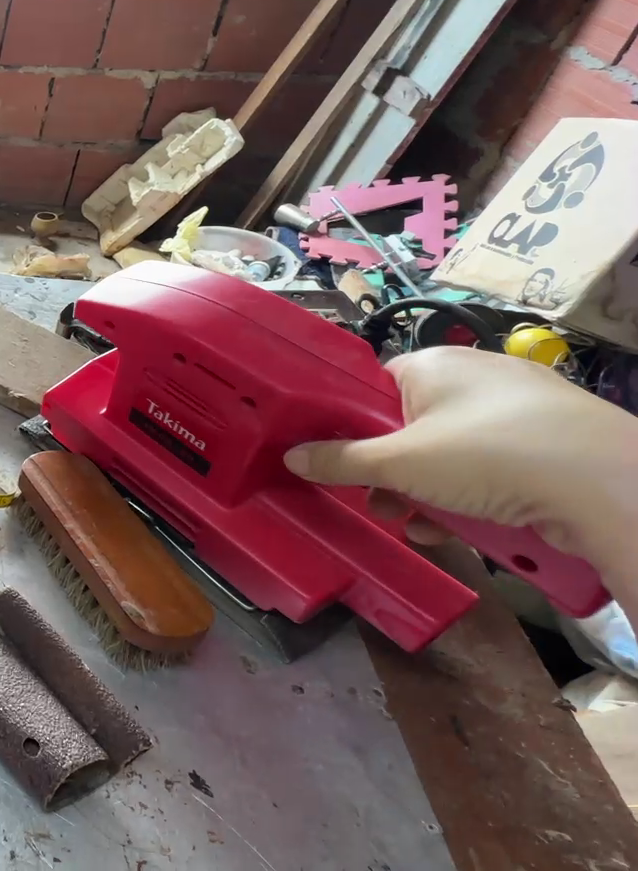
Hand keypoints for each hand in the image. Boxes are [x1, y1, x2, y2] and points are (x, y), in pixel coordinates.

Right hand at [283, 347, 637, 607]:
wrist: (618, 492)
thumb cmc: (489, 456)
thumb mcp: (397, 463)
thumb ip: (338, 460)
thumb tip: (291, 458)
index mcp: (435, 364)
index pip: (373, 385)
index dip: (350, 420)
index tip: (335, 453)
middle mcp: (480, 378)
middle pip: (408, 426)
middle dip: (388, 470)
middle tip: (376, 499)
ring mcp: (526, 412)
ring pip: (450, 453)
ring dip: (424, 492)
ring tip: (415, 524)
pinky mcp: (559, 447)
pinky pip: (495, 468)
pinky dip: (472, 498)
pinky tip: (459, 530)